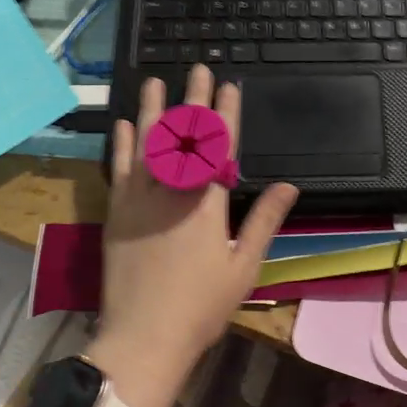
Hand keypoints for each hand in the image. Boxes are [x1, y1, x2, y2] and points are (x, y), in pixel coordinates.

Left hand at [90, 65, 298, 406]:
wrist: (143, 338)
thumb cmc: (201, 306)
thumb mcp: (244, 266)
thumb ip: (264, 221)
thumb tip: (290, 185)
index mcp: (207, 203)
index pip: (220, 146)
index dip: (226, 113)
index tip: (229, 86)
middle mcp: (173, 191)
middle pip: (185, 135)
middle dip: (193, 99)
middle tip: (197, 69)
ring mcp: (140, 199)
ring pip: (148, 144)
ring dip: (153, 110)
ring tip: (156, 82)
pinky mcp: (116, 213)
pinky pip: (119, 169)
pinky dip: (122, 145)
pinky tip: (123, 124)